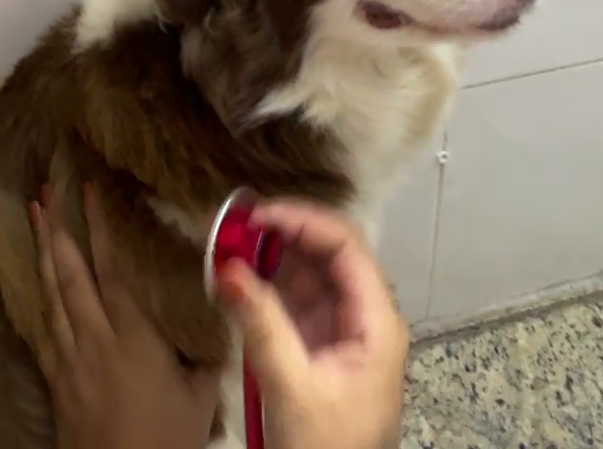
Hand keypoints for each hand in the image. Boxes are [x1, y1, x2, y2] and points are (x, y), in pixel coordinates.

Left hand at [31, 187, 220, 448]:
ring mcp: (68, 359)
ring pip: (51, 294)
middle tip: (47, 189)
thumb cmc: (166, 438)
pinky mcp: (57, 381)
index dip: (99, 225)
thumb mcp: (200, 392)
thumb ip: (204, 347)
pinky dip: (42, 294)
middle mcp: (93, 338)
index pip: (110, 266)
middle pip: (69, 273)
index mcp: (131, 333)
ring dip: (44, 253)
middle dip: (58, 228)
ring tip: (37, 217)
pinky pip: (46, 325)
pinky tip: (41, 281)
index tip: (90, 189)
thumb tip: (221, 310)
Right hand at [216, 202, 408, 448]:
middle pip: (330, 252)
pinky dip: (268, 281)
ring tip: (233, 239)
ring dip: (273, 252)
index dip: (303, 220)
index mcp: (377, 320)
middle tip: (238, 222)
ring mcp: (342, 327)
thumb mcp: (291, 388)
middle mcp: (365, 313)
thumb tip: (226, 267)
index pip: (346, 246)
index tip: (258, 214)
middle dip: (286, 231)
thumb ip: (261, 325)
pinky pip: (296, 297)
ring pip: (311, 270)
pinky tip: (240, 272)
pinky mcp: (320, 342)